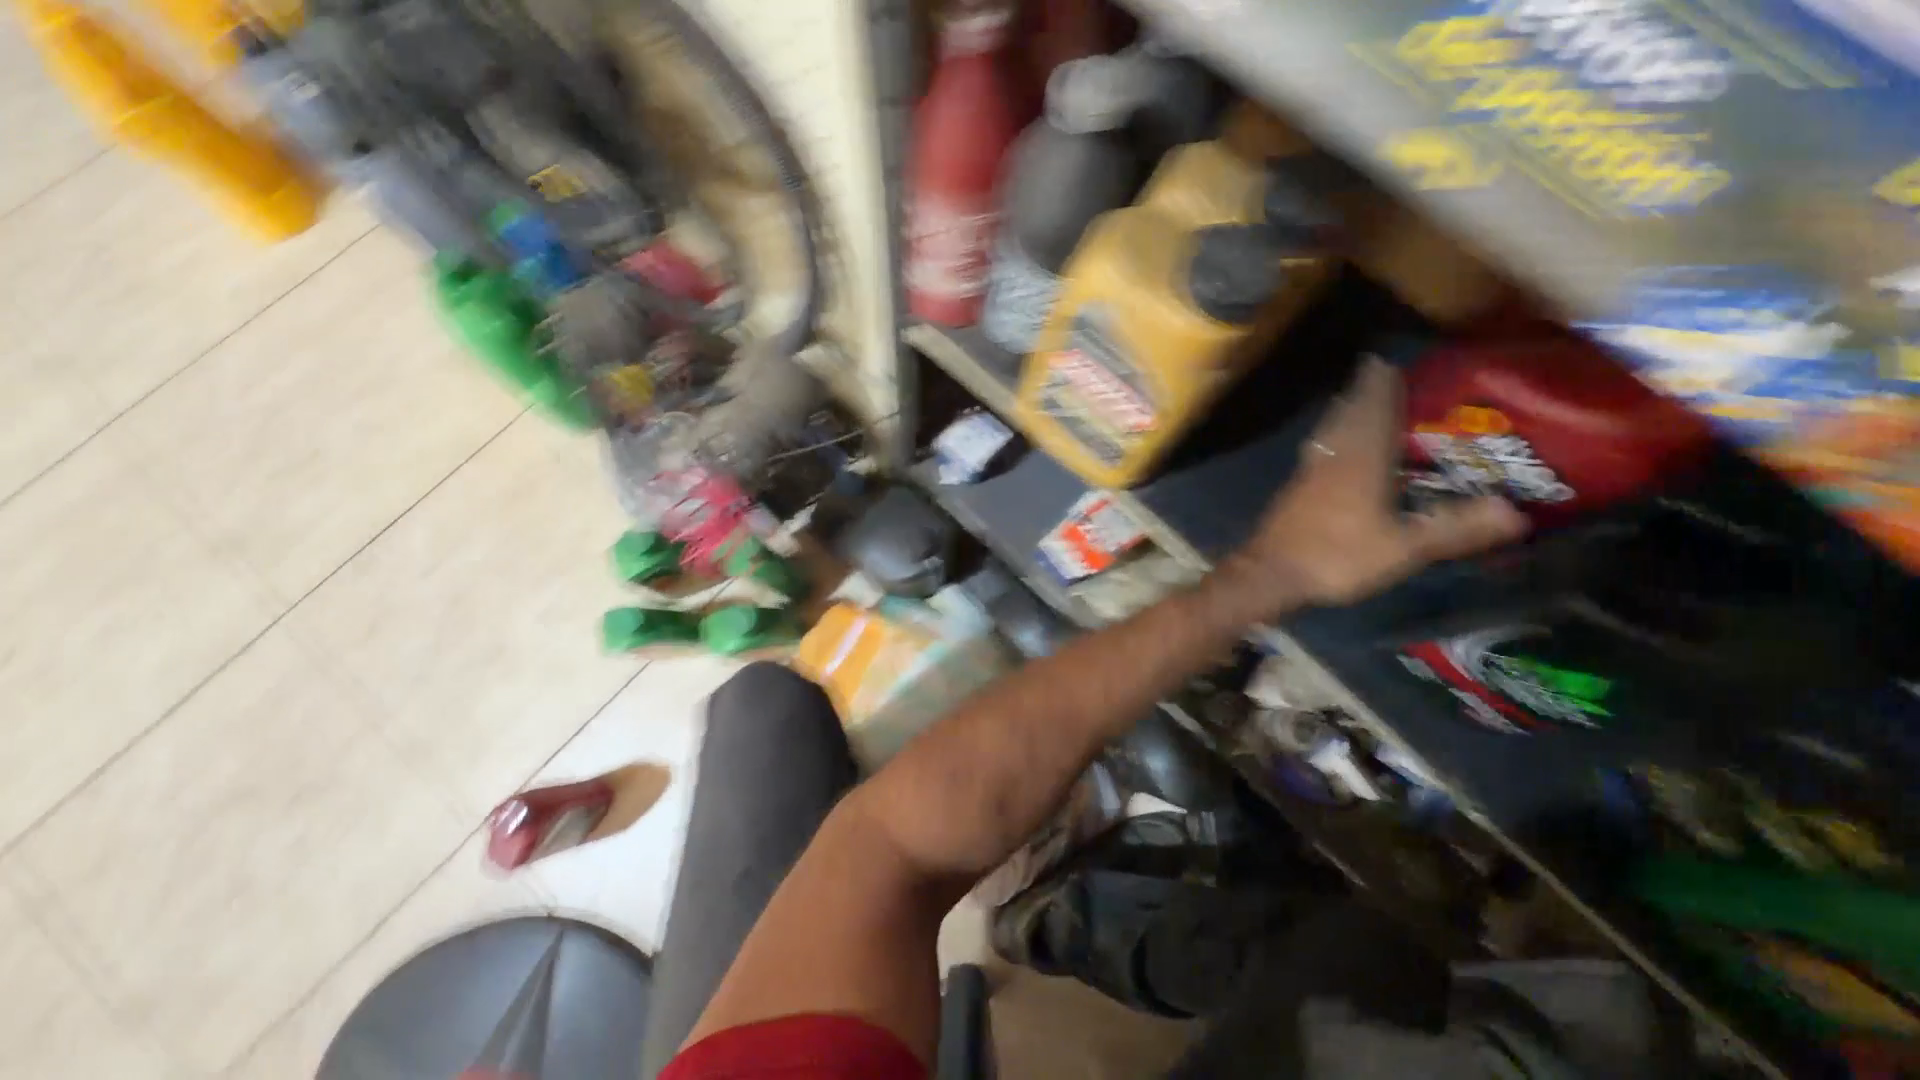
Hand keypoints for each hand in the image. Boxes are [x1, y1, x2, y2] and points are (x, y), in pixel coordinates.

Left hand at [1231, 357, 1527, 608]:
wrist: (1270, 576)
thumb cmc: (1337, 557)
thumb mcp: (1403, 548)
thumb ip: (1453, 528)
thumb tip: (1514, 512)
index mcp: (1362, 461)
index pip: (1375, 412)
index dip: (1382, 387)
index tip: (1387, 361)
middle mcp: (1334, 458)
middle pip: (1349, 415)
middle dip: (1362, 391)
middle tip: (1371, 369)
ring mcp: (1309, 474)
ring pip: (1329, 432)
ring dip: (1342, 412)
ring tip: (1351, 398)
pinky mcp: (1294, 492)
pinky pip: (1317, 451)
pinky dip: (1328, 438)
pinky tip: (1327, 449)